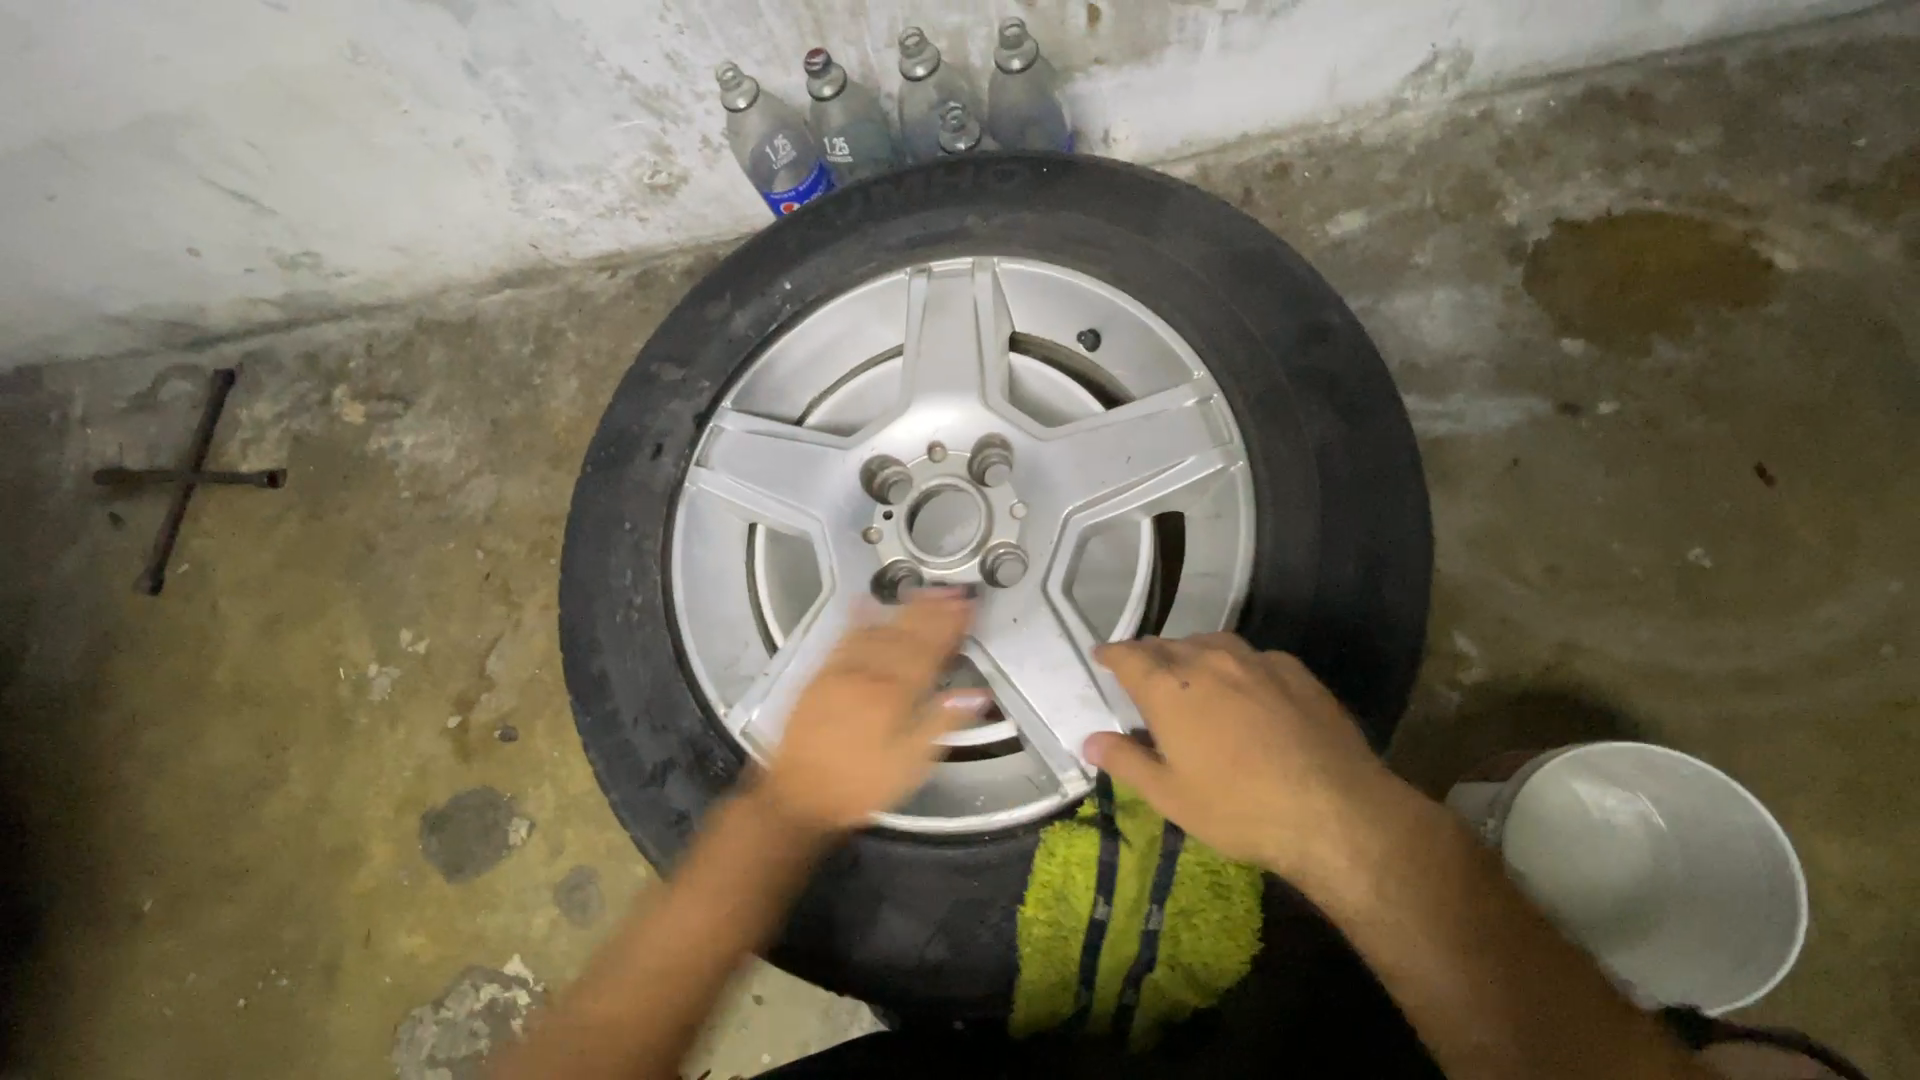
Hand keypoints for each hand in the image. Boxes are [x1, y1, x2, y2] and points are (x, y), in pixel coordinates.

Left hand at [759, 589, 990, 833]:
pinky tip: (867, 603)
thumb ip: (942, 723)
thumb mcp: (910, 764)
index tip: (969, 606)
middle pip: (906, 633)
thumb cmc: (860, 785)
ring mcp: (842, 670)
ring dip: (904, 608)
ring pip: (879, 629)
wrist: (798, 794)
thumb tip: (977, 695)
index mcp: (895, 694)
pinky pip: (845, 637)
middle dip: (933, 609)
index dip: (951, 626)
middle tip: (954, 591)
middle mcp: (869, 673)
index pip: (930, 650)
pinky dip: (861, 617)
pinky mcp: (821, 674)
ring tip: (925, 592)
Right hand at [1083, 633, 1413, 878]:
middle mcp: (1208, 662)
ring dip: (1192, 652)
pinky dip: (1236, 665)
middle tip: (1142, 671)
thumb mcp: (1170, 796)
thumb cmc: (1238, 808)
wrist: (1335, 810)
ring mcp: (1256, 662)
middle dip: (1149, 654)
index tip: (1101, 654)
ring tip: (1191, 672)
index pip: (1129, 656)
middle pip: (1168, 645)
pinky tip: (1246, 687)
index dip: (1111, 654)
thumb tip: (1090, 740)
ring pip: (1212, 643)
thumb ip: (1125, 761)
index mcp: (1169, 689)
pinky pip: (1253, 657)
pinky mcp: (1296, 672)